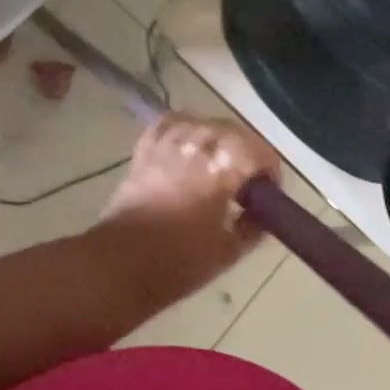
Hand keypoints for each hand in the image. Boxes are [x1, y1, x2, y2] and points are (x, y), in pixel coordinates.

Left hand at [100, 114, 281, 287]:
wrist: (119, 266)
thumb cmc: (178, 263)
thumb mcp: (227, 252)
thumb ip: (252, 228)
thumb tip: (261, 215)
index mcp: (221, 172)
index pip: (259, 153)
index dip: (270, 168)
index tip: (270, 189)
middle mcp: (196, 148)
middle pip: (233, 131)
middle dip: (248, 151)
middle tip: (249, 178)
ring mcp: (167, 146)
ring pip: (202, 123)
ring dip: (219, 138)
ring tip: (221, 161)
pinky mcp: (144, 152)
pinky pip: (168, 125)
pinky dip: (184, 128)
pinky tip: (188, 143)